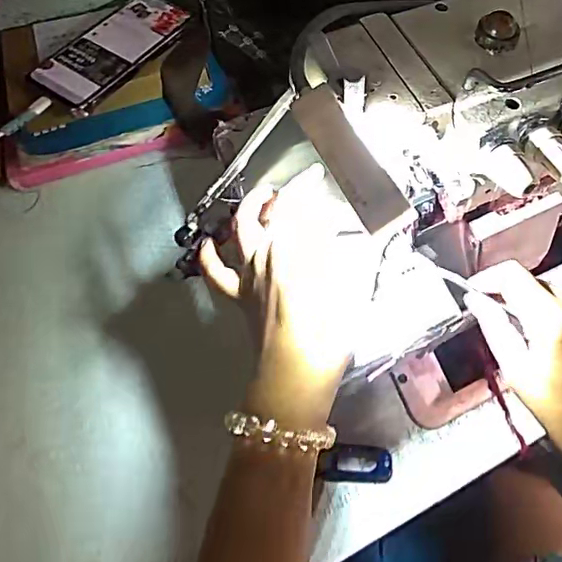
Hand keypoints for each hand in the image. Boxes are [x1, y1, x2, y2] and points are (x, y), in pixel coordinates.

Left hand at [198, 166, 379, 430]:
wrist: (293, 379)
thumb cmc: (327, 338)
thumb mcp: (350, 290)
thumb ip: (350, 256)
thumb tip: (347, 233)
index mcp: (296, 250)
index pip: (304, 208)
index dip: (314, 191)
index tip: (326, 182)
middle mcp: (267, 254)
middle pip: (269, 211)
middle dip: (285, 192)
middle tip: (301, 184)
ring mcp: (248, 275)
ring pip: (240, 230)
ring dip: (249, 207)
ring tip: (262, 196)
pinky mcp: (237, 295)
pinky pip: (216, 272)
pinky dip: (210, 254)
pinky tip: (211, 242)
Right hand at [463, 263, 561, 494]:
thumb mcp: (521, 377)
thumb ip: (497, 330)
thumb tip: (479, 302)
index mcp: (556, 319)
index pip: (514, 275)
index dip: (492, 280)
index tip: (483, 291)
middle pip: (543, 285)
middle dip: (527, 303)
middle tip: (521, 334)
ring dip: (557, 314)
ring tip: (559, 352)